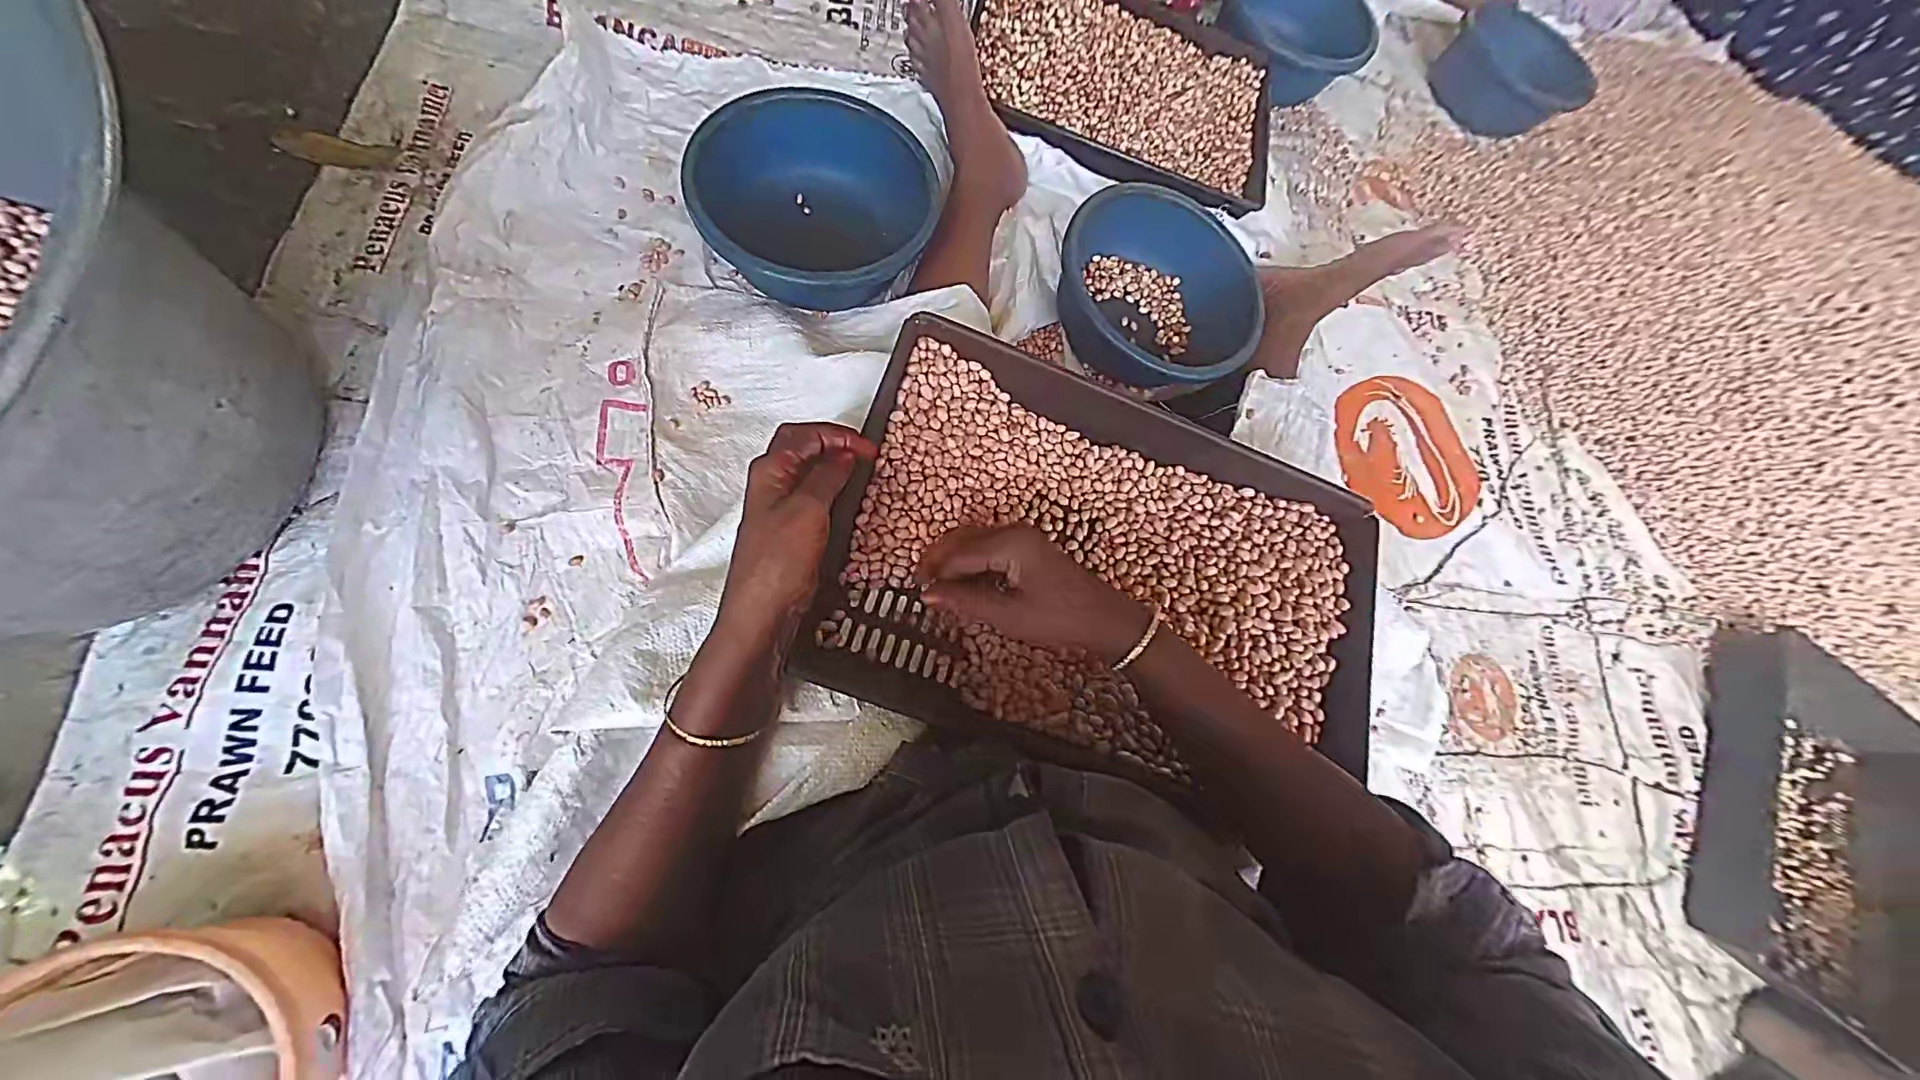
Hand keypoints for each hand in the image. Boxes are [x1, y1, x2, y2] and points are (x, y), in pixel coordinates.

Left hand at [718, 423, 875, 640]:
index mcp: (770, 470)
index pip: (805, 434)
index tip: (868, 448)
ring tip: (863, 474)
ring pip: (811, 475)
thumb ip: (827, 476)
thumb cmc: (777, 562)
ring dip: (836, 469)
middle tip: (866, 454)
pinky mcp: (793, 532)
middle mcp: (772, 485)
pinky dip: (835, 494)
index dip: (838, 435)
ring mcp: (782, 509)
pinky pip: (816, 501)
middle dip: (836, 445)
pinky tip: (851, 503)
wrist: (763, 612)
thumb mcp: (808, 509)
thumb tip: (844, 455)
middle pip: (804, 448)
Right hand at [916, 525, 1149, 662]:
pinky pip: (987, 546)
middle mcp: (1014, 532)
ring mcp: (1022, 537)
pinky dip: (969, 561)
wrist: (1103, 619)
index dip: (934, 572)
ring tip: (938, 585)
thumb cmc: (1060, 619)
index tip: (916, 590)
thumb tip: (929, 594)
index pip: (958, 554)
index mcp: (1010, 544)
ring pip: (973, 540)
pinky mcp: (1026, 547)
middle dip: (938, 560)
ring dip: (953, 559)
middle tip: (921, 585)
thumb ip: (965, 602)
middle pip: (962, 539)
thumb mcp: (1008, 616)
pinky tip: (963, 582)